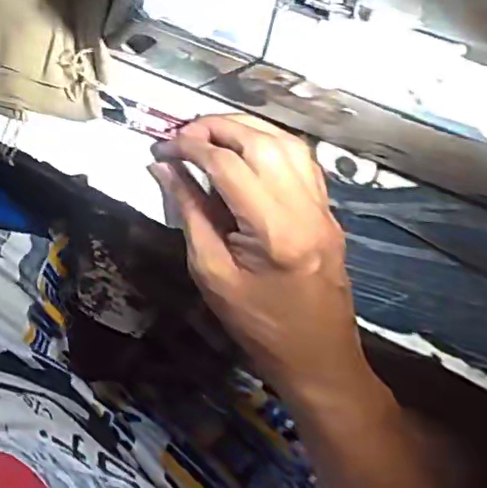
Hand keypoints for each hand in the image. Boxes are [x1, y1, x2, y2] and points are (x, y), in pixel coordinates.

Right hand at [150, 114, 370, 409]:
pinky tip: (241, 149)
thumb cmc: (256, 323)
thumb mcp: (208, 269)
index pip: (227, 165)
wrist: (319, 361)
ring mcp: (322, 210)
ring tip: (208, 134)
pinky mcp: (326, 213)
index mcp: (274, 231)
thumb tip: (164, 167)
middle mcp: (305, 212)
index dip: (188, 147)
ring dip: (244, 128)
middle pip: (261, 142)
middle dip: (216, 127)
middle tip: (181, 135)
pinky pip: (300, 160)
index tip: (160, 149)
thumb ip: (188, 210)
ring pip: (287, 143)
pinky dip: (268, 143)